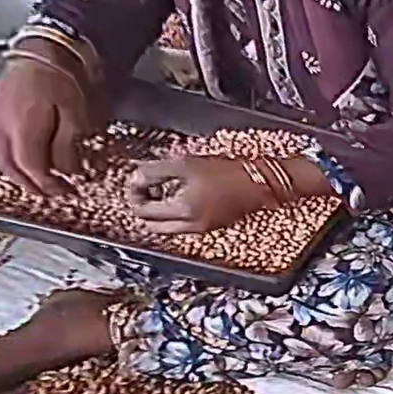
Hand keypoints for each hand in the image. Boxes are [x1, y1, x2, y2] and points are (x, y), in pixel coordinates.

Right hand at [0, 50, 94, 195]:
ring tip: (44, 183)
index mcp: (21, 125)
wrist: (43, 49)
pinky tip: (34, 162)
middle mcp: (0, 122)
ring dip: (21, 174)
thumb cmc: (63, 80)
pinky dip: (16, 159)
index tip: (67, 193)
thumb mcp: (76, 117)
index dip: (48, 184)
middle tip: (54, 194)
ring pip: (0, 156)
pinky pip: (0, 143)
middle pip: (8, 165)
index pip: (30, 166)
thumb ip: (68, 146)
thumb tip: (69, 172)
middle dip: (31, 184)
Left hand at [126, 156, 272, 234]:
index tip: (139, 179)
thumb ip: (153, 171)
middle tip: (147, 189)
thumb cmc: (226, 173)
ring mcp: (202, 228)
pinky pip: (183, 227)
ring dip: (160, 213)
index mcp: (182, 210)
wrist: (258, 184)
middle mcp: (191, 225)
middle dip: (144, 207)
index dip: (134, 193)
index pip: (142, 210)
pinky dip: (176, 216)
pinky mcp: (211, 227)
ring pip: (166, 228)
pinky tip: (183, 197)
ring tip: (165, 191)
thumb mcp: (184, 164)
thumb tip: (135, 178)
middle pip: (151, 226)